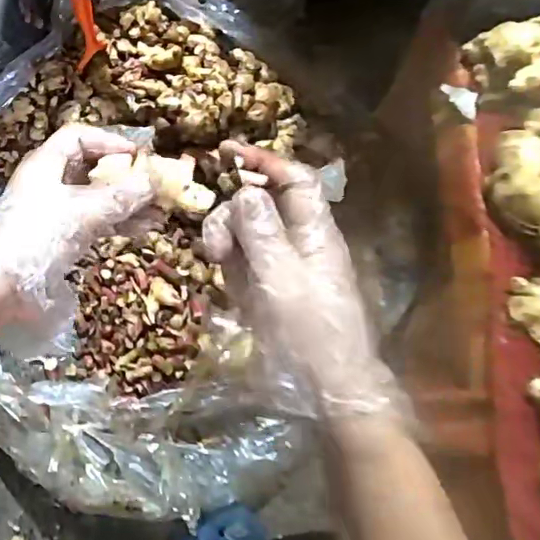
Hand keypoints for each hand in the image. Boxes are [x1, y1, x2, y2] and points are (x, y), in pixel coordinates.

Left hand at [0, 124, 153, 328]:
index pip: (78, 137)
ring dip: (127, 202)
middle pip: (90, 167)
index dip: (108, 140)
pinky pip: (93, 220)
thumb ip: (119, 195)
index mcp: (45, 163)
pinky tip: (145, 228)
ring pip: (95, 197)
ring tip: (161, 210)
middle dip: (124, 175)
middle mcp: (48, 182)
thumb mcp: (82, 211)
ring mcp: (53, 210)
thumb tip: (154, 182)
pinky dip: (117, 222)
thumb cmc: (36, 235)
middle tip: (156, 183)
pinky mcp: (58, 236)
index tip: (137, 155)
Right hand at [201, 142, 397, 417]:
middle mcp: (295, 239)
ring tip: (215, 258)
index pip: (294, 180)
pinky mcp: (259, 281)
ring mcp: (275, 260)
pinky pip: (234, 250)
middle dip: (231, 207)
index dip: (265, 162)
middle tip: (216, 238)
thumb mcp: (284, 279)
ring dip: (222, 231)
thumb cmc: (312, 332)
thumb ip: (262, 232)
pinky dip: (221, 250)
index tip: (227, 151)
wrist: (323, 388)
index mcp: (314, 232)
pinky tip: (216, 264)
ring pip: (241, 224)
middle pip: (257, 200)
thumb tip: (244, 191)